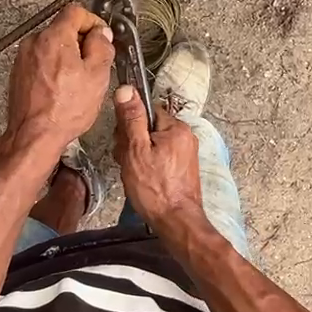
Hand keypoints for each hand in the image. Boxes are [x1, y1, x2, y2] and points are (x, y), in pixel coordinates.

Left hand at [4, 3, 113, 155]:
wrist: (34, 135)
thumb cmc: (63, 110)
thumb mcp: (97, 76)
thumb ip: (102, 47)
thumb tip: (102, 34)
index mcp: (54, 38)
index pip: (75, 11)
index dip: (93, 22)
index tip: (100, 36)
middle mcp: (34, 43)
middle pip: (62, 29)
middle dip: (80, 43)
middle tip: (92, 65)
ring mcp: (24, 58)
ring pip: (51, 47)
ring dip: (66, 58)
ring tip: (76, 82)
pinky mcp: (19, 73)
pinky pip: (41, 62)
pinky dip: (53, 70)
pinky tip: (61, 89)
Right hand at [113, 84, 204, 229]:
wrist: (176, 222)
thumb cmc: (155, 189)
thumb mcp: (136, 150)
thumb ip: (131, 119)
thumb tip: (126, 89)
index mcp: (176, 128)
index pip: (146, 111)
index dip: (129, 125)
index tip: (125, 143)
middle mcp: (186, 137)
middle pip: (149, 128)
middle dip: (133, 143)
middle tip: (128, 162)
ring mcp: (186, 154)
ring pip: (153, 144)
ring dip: (138, 156)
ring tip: (135, 174)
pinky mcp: (183, 169)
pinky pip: (160, 157)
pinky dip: (149, 166)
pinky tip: (143, 180)